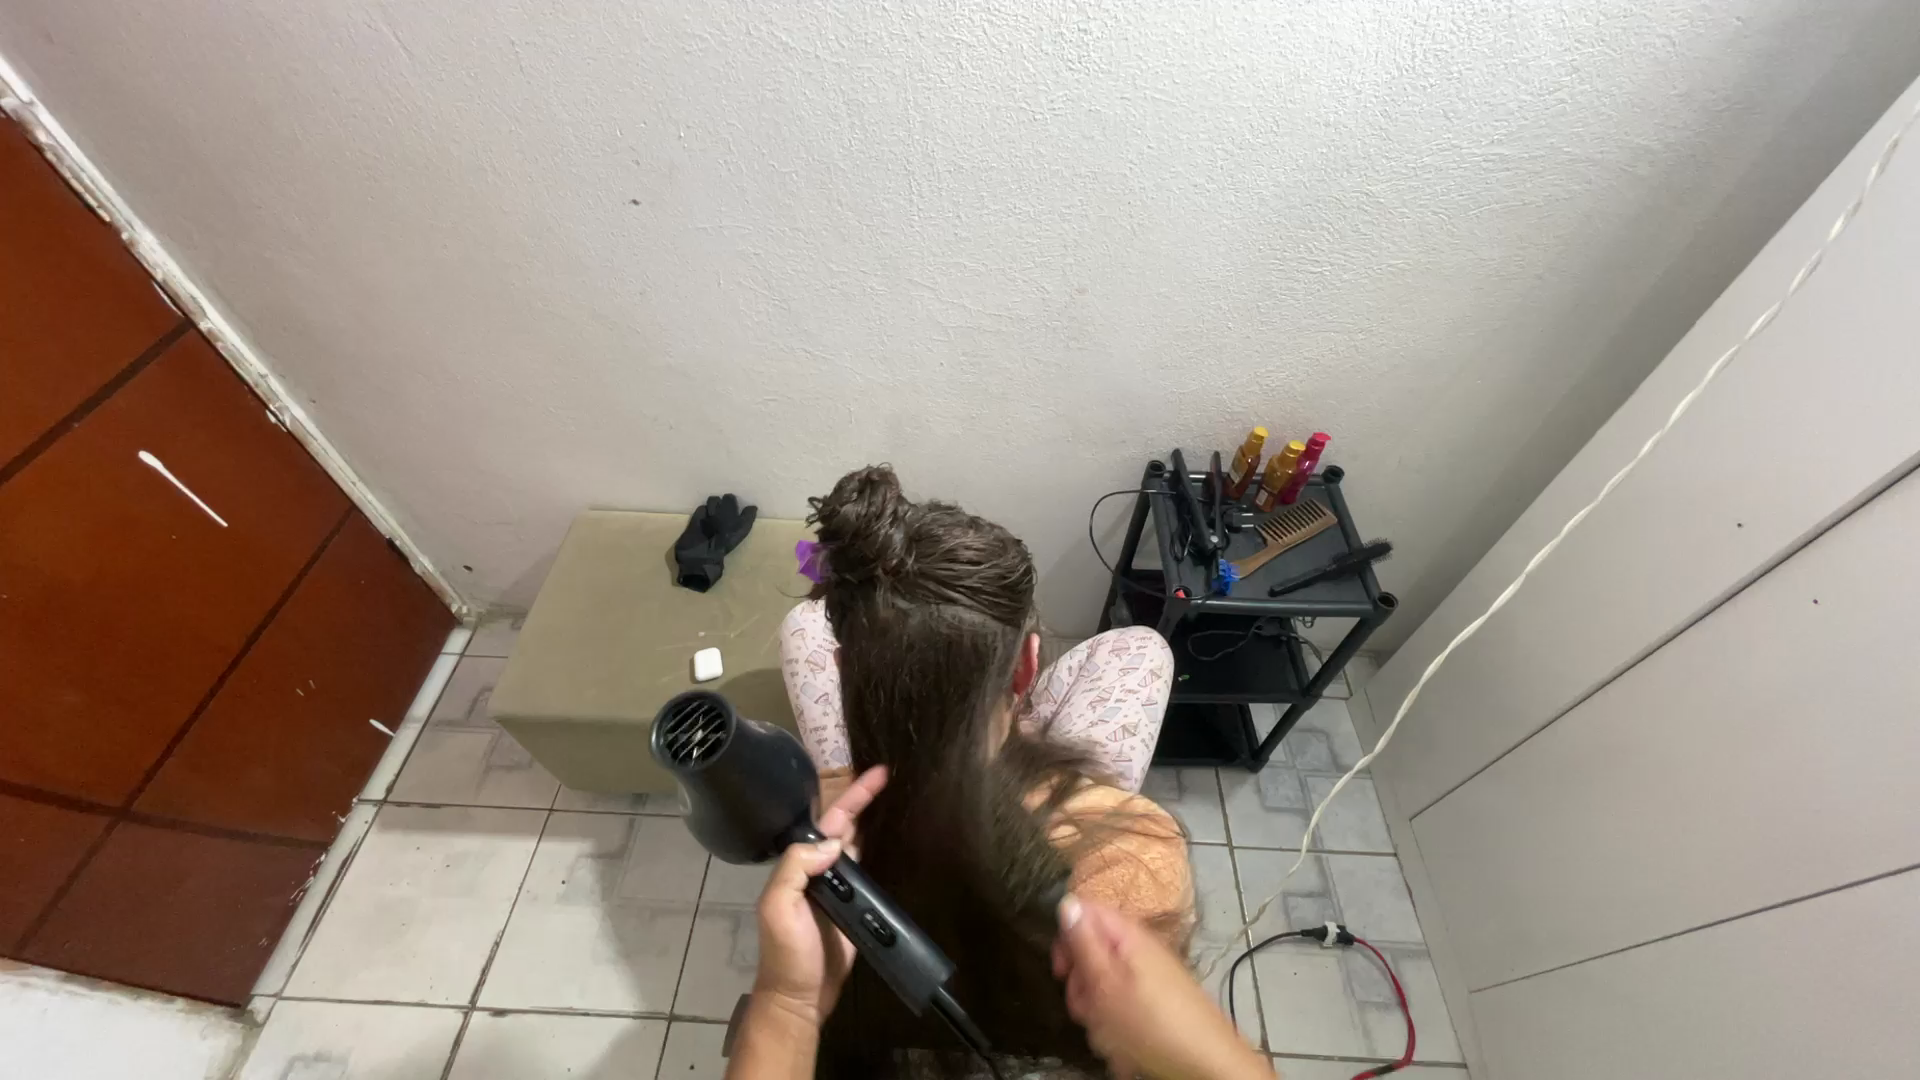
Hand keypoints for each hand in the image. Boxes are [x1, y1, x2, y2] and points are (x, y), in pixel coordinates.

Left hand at [752, 765, 887, 1025]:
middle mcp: (821, 868)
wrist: (801, 997)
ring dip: (873, 819)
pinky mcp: (859, 905)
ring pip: (858, 842)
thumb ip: (796, 869)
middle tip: (888, 773)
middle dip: (864, 797)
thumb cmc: (785, 952)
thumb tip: (834, 844)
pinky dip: (880, 850)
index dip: (851, 795)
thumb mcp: (778, 907)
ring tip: (896, 796)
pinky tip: (895, 839)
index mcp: (801, 862)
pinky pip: (870, 871)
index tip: (874, 772)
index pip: (828, 820)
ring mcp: (841, 886)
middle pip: (845, 824)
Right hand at [1053, 895, 1272, 1079]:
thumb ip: (1083, 942)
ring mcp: (1148, 976)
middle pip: (1091, 951)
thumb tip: (1066, 901)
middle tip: (1087, 1009)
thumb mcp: (1106, 983)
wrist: (1208, 1066)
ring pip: (1104, 984)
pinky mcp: (1156, 1003)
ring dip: (1098, 1011)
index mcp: (1125, 933)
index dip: (1065, 938)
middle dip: (1081, 984)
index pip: (1084, 912)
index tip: (1062, 971)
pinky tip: (1125, 1049)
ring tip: (1110, 1035)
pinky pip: (1123, 1005)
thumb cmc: (1151, 1022)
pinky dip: (1118, 1025)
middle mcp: (1137, 948)